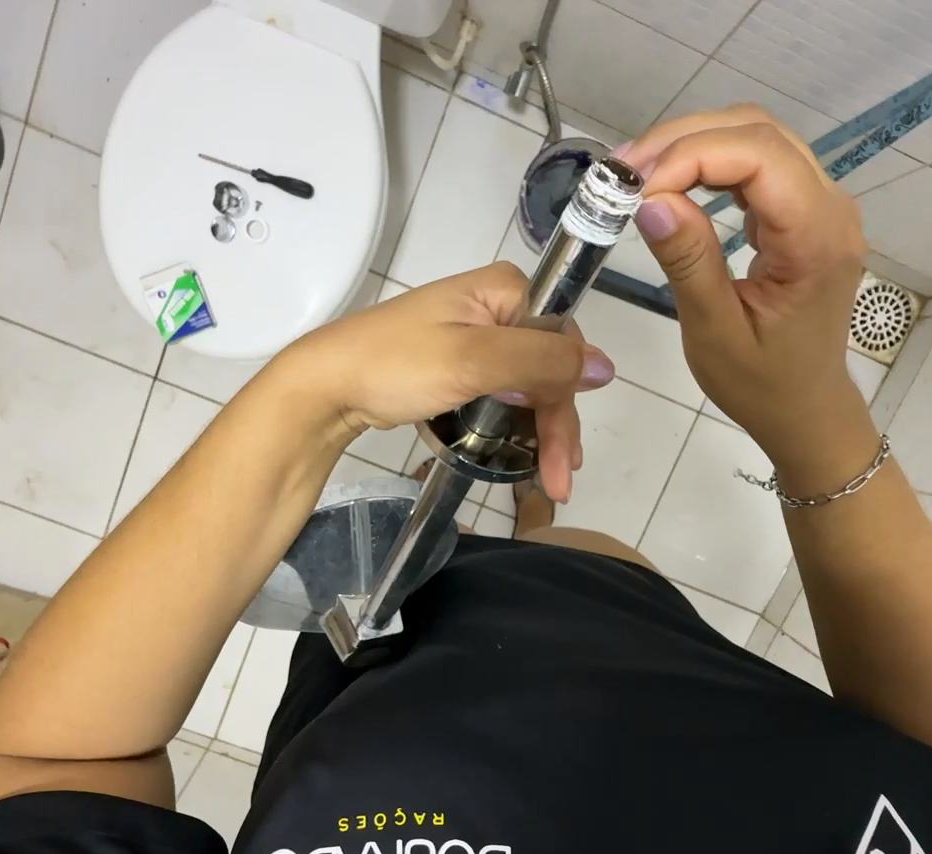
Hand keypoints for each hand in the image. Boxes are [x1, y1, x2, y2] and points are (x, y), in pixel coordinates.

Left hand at [266, 262, 614, 501]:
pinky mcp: (454, 363)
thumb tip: (606, 367)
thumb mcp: (474, 361)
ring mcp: (472, 336)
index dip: (566, 402)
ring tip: (546, 479)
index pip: (561, 345)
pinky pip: (497, 392)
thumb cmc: (396, 366)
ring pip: (524, 385)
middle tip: (558, 484)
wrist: (325, 386)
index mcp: (504, 291)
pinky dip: (509, 424)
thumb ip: (541, 361)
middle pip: (545, 369)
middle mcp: (494, 308)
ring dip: (537, 431)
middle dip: (553, 428)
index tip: (565, 458)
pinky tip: (517, 452)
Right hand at [616, 106, 866, 436]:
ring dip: (694, 146)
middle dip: (685, 141)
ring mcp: (820, 206)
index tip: (635, 190)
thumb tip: (650, 201)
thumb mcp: (715, 333)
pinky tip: (672, 183)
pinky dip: (710, 165)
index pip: (758, 157)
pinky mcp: (802, 214)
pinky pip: (758, 166)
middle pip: (759, 134)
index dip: (690, 157)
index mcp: (816, 239)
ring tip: (638, 175)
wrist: (804, 408)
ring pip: (757, 140)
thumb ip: (689, 262)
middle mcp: (830, 207)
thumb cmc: (761, 384)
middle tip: (623, 172)